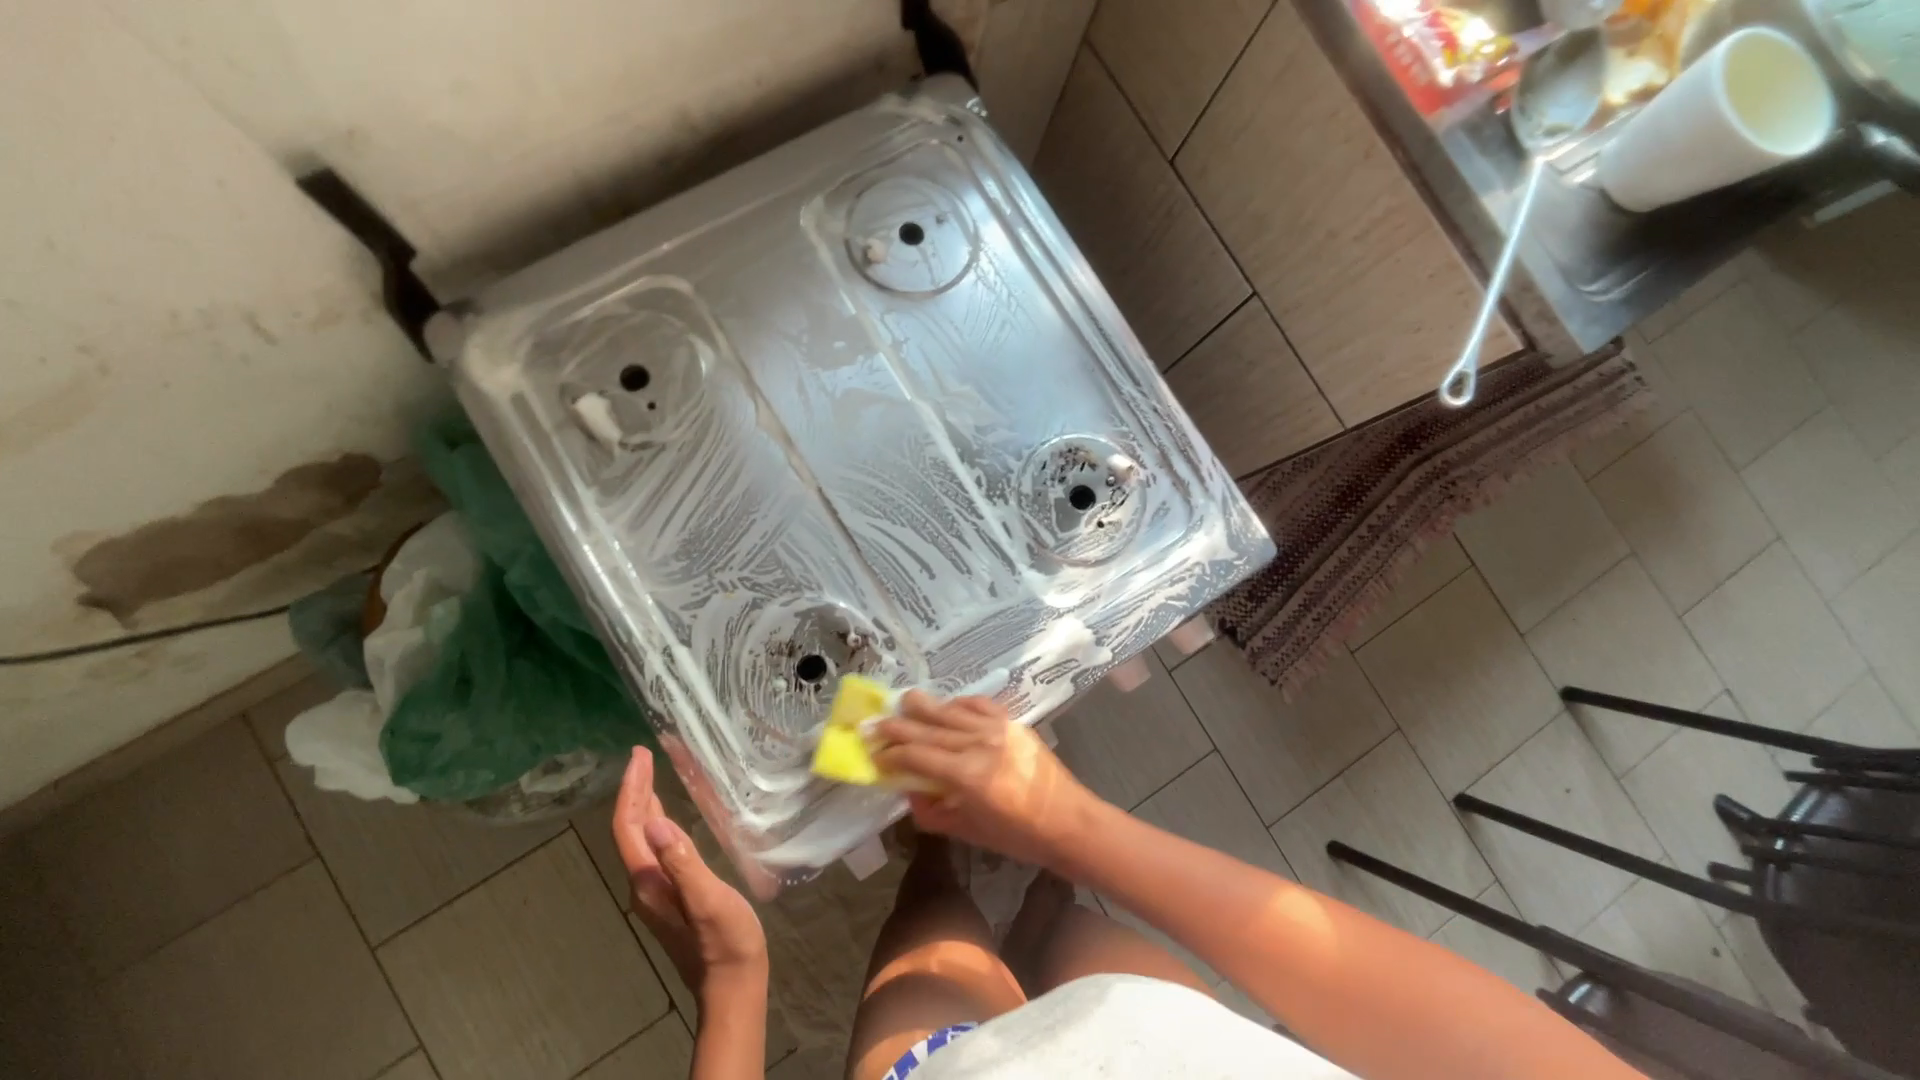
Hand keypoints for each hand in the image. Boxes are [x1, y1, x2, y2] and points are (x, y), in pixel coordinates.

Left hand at [613, 748, 766, 995]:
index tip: (639, 755)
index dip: (632, 789)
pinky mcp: (670, 895)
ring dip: (644, 805)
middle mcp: (644, 884)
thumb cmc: (726, 941)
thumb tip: (657, 823)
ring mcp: (656, 892)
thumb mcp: (708, 899)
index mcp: (649, 881)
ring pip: (641, 839)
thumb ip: (683, 863)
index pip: (629, 826)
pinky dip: (657, 823)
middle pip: (630, 830)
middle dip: (635, 790)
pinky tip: (669, 818)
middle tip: (643, 755)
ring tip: (651, 775)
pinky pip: (654, 849)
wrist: (732, 984)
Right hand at [873, 692, 1097, 867]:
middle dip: (897, 727)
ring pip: (951, 711)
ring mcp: (999, 729)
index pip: (918, 757)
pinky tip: (945, 705)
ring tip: (901, 701)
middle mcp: (981, 745)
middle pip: (929, 729)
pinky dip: (958, 703)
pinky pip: (979, 704)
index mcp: (969, 776)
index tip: (873, 754)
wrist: (1068, 822)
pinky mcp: (1013, 723)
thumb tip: (909, 790)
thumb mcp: (969, 831)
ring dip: (923, 706)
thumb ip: (933, 811)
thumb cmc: (1019, 837)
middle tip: (872, 723)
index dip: (891, 755)